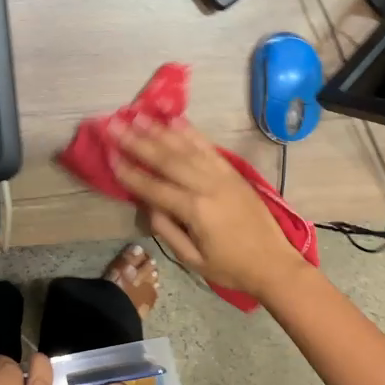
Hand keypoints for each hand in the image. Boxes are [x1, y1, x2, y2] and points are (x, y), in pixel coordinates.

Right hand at [112, 117, 305, 297]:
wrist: (276, 264)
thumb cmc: (231, 267)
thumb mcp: (193, 260)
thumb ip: (167, 231)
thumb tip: (148, 204)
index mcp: (195, 211)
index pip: (154, 187)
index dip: (129, 171)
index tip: (108, 155)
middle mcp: (206, 186)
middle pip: (166, 159)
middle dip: (136, 141)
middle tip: (113, 126)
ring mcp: (221, 175)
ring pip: (184, 147)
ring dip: (158, 130)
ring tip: (136, 116)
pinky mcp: (232, 171)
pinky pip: (206, 146)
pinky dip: (189, 131)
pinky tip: (173, 119)